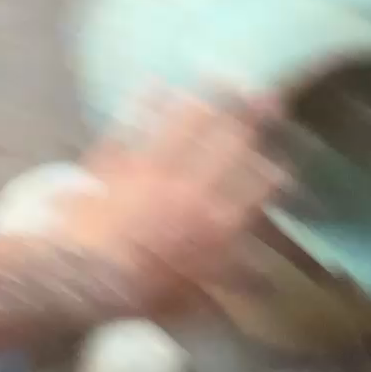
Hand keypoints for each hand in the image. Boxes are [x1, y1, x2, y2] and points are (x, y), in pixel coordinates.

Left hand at [54, 92, 288, 308]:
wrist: (85, 273)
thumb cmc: (142, 293)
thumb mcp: (198, 298)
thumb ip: (229, 281)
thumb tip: (262, 282)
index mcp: (217, 225)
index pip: (256, 189)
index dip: (274, 168)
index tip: (286, 151)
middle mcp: (189, 190)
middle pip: (225, 146)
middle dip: (248, 116)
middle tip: (264, 89)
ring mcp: (148, 170)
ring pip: (181, 127)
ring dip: (202, 98)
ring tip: (217, 73)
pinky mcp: (113, 161)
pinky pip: (132, 126)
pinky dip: (143, 103)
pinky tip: (153, 82)